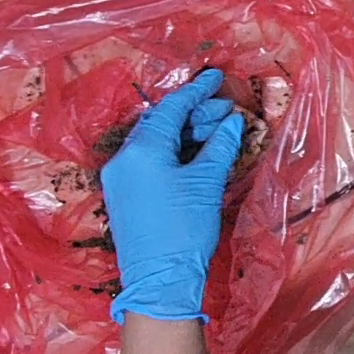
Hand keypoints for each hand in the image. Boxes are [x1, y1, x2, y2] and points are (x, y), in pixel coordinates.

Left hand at [101, 68, 245, 322]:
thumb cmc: (184, 227)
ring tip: (218, 129)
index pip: (171, 109)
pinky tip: (199, 152)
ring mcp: (121, 177)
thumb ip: (219, 147)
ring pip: (156, 142)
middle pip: (162, 123)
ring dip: (187, 132)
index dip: (196, 91)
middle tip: (227, 109)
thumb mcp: (206, 183)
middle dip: (195, 112)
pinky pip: (151, 159)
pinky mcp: (126, 193)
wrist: (160, 277)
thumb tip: (232, 121)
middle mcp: (124, 159)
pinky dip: (176, 150)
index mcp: (141, 151)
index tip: (216, 75)